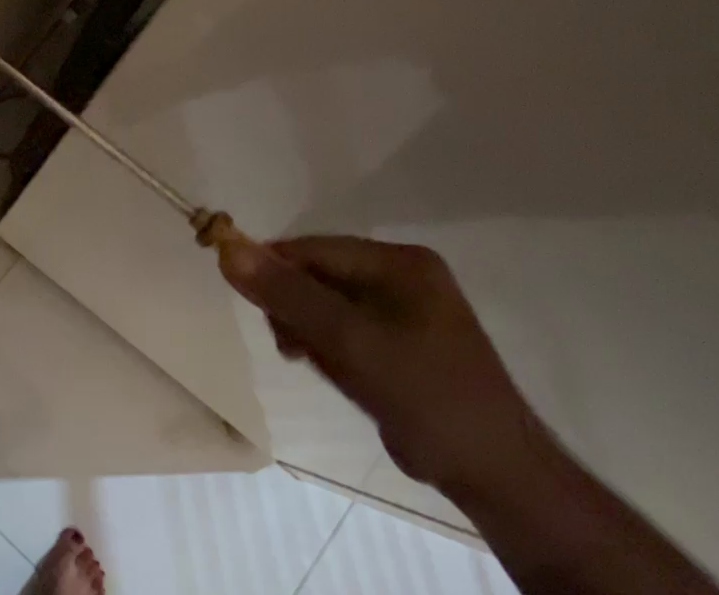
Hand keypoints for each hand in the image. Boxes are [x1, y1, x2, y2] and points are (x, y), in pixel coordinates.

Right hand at [218, 235, 543, 495]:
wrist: (491, 470)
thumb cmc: (423, 394)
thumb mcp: (348, 340)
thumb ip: (287, 293)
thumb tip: (227, 249)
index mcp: (399, 262)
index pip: (310, 249)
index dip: (272, 272)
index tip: (254, 309)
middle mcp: (402, 275)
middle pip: (314, 274)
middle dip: (293, 308)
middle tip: (293, 348)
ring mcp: (403, 309)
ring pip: (322, 304)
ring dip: (307, 332)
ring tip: (312, 363)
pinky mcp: (399, 341)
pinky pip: (342, 328)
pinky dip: (327, 347)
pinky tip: (332, 371)